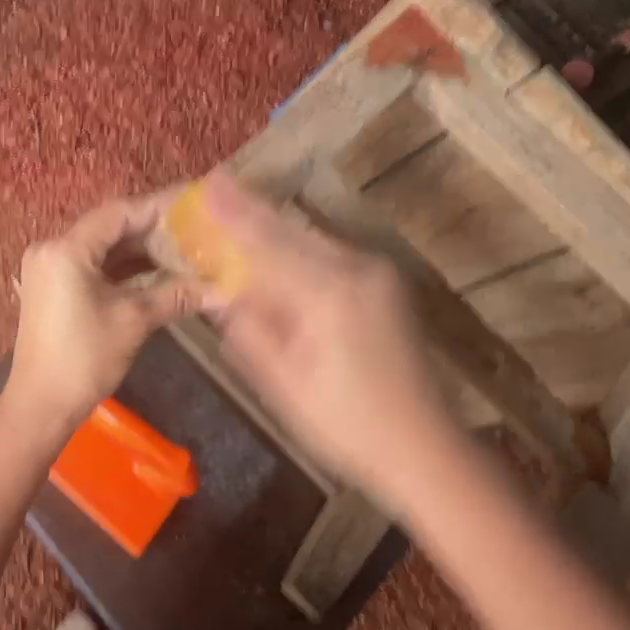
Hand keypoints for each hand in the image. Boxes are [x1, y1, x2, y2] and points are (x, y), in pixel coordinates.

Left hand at [5, 193, 199, 427]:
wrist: (41, 405)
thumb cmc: (85, 359)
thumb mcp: (134, 321)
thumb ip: (175, 295)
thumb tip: (220, 289)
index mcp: (66, 250)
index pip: (119, 214)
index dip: (158, 207)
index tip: (192, 203)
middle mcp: (52, 249)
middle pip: (109, 227)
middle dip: (152, 229)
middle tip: (194, 227)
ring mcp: (49, 268)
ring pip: (102, 247)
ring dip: (139, 249)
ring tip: (182, 247)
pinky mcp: (52, 287)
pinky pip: (91, 265)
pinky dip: (122, 267)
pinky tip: (156, 269)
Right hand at [202, 173, 459, 507]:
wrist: (424, 447)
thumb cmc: (346, 424)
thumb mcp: (284, 383)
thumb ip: (250, 329)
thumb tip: (217, 291)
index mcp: (327, 294)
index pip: (268, 243)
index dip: (234, 214)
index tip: (206, 185)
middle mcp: (355, 270)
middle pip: (291, 230)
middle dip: (251, 209)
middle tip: (216, 183)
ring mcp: (375, 274)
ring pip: (311, 239)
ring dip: (274, 224)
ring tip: (237, 203)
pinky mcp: (383, 285)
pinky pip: (329, 253)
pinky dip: (297, 245)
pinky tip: (276, 241)